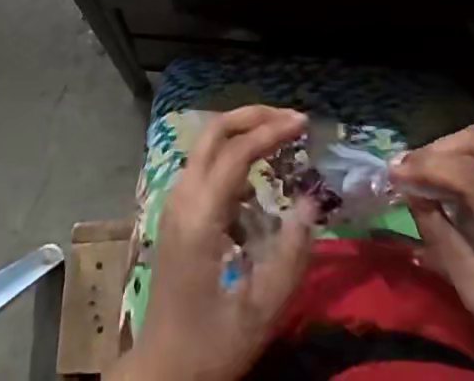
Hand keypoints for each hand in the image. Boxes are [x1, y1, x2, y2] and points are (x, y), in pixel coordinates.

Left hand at [110, 106, 316, 380]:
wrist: (163, 369)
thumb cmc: (213, 343)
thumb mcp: (262, 308)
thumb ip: (291, 253)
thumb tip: (311, 199)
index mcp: (199, 216)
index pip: (235, 152)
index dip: (270, 131)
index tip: (304, 122)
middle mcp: (181, 198)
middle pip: (212, 133)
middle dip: (252, 116)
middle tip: (292, 119)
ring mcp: (175, 204)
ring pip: (206, 147)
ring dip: (242, 134)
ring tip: (283, 142)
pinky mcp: (177, 215)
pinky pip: (206, 171)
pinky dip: (233, 162)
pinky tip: (259, 188)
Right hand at [391, 126, 473, 380]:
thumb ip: (443, 241)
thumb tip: (410, 195)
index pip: (471, 174)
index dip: (426, 166)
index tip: (391, 174)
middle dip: (435, 151)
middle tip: (405, 173)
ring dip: (447, 154)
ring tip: (419, 179)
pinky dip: (462, 166)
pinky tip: (444, 188)